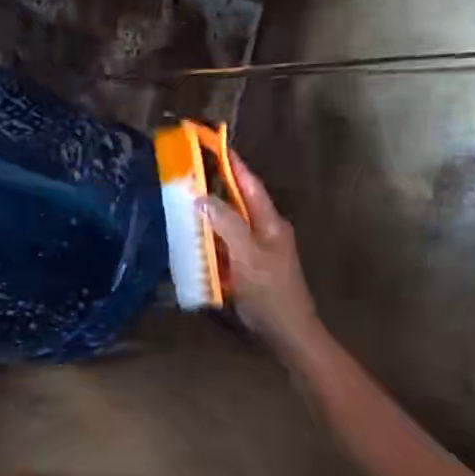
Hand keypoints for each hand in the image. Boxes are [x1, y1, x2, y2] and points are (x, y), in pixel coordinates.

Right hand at [203, 152, 319, 348]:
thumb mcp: (247, 255)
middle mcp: (266, 230)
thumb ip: (227, 223)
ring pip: (231, 222)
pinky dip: (211, 237)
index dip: (232, 163)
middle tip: (190, 172)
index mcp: (270, 222)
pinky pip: (227, 244)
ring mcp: (258, 249)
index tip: (213, 143)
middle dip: (216, 185)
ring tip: (186, 201)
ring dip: (211, 212)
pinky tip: (195, 239)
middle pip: (239, 201)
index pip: (249, 184)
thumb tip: (203, 197)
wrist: (288, 332)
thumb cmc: (270, 292)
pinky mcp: (249, 267)